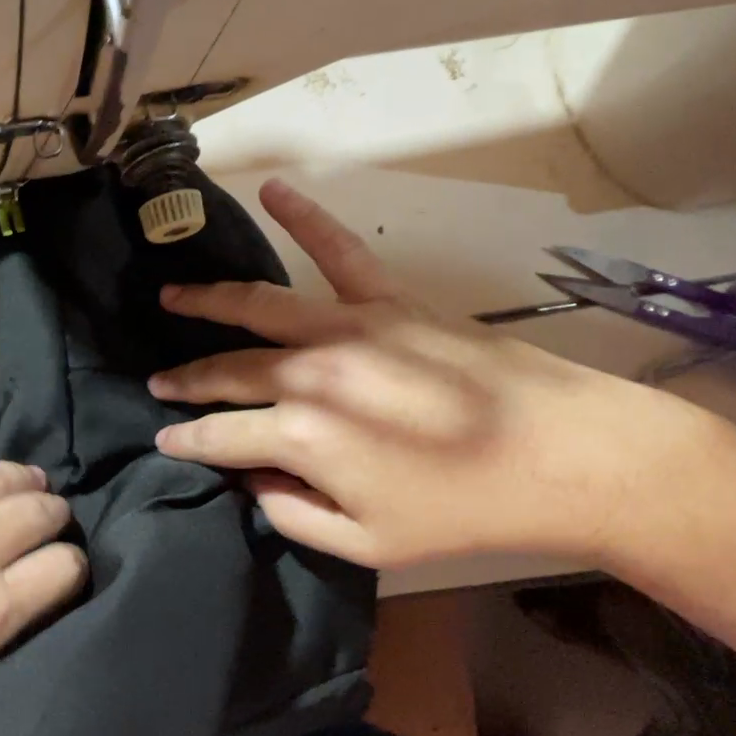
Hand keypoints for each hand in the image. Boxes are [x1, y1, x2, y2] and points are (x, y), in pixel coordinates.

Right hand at [148, 179, 727, 569]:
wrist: (578, 460)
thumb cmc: (468, 512)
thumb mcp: (365, 545)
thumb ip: (289, 513)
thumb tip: (250, 478)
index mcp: (300, 437)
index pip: (215, 437)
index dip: (182, 442)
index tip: (162, 441)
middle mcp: (310, 374)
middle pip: (225, 371)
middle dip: (183, 381)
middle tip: (157, 384)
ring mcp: (349, 329)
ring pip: (256, 305)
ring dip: (206, 299)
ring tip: (171, 295)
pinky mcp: (391, 302)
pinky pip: (339, 251)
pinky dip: (304, 217)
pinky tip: (271, 190)